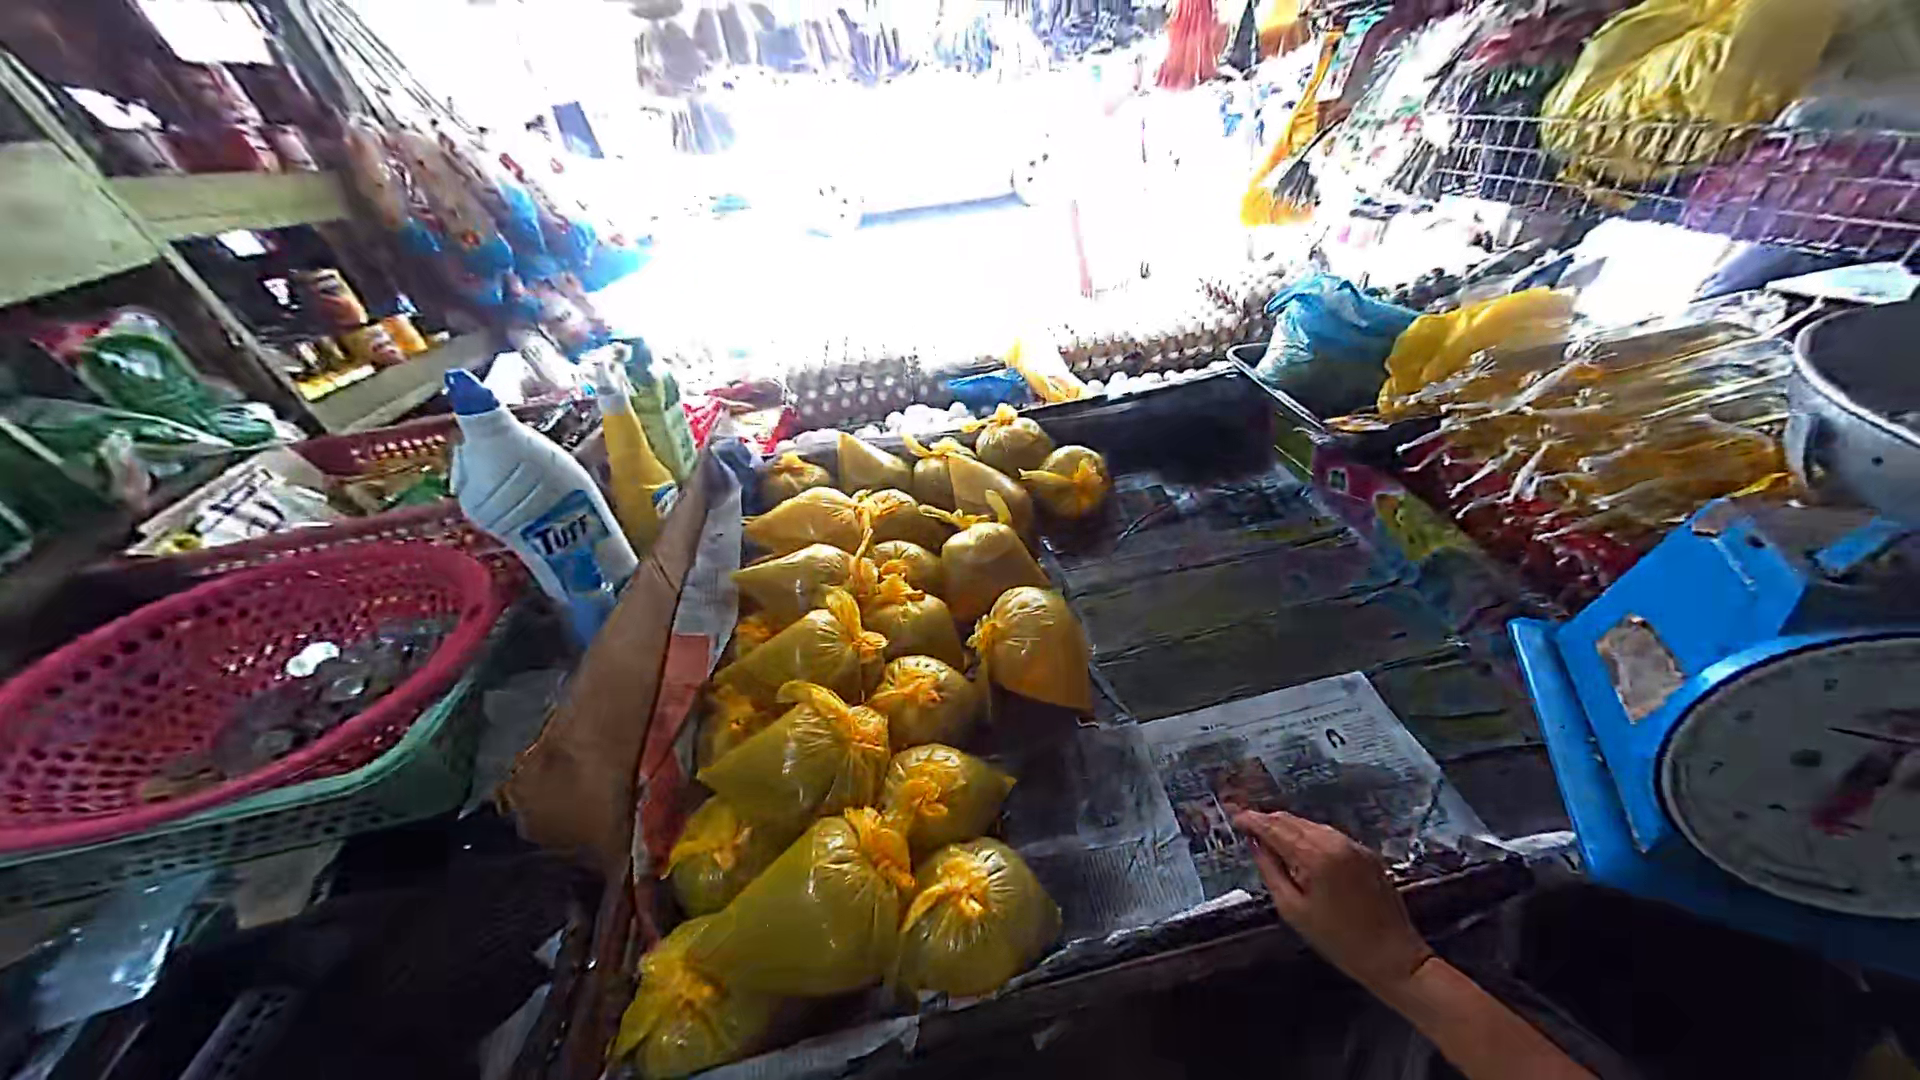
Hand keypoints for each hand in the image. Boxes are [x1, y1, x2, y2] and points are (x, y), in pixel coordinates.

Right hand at [1232, 808, 1433, 994]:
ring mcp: (1352, 845)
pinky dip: (1308, 836)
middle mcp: (1333, 842)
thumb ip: (1269, 870)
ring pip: (1309, 824)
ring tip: (1272, 840)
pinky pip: (1328, 834)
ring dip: (1287, 828)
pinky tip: (1302, 850)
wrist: (1396, 959)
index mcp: (1313, 855)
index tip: (1235, 819)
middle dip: (1267, 822)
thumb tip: (1255, 844)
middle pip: (1290, 820)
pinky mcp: (1365, 853)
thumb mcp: (1292, 909)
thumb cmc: (1338, 940)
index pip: (1273, 826)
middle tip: (1249, 829)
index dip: (1251, 820)